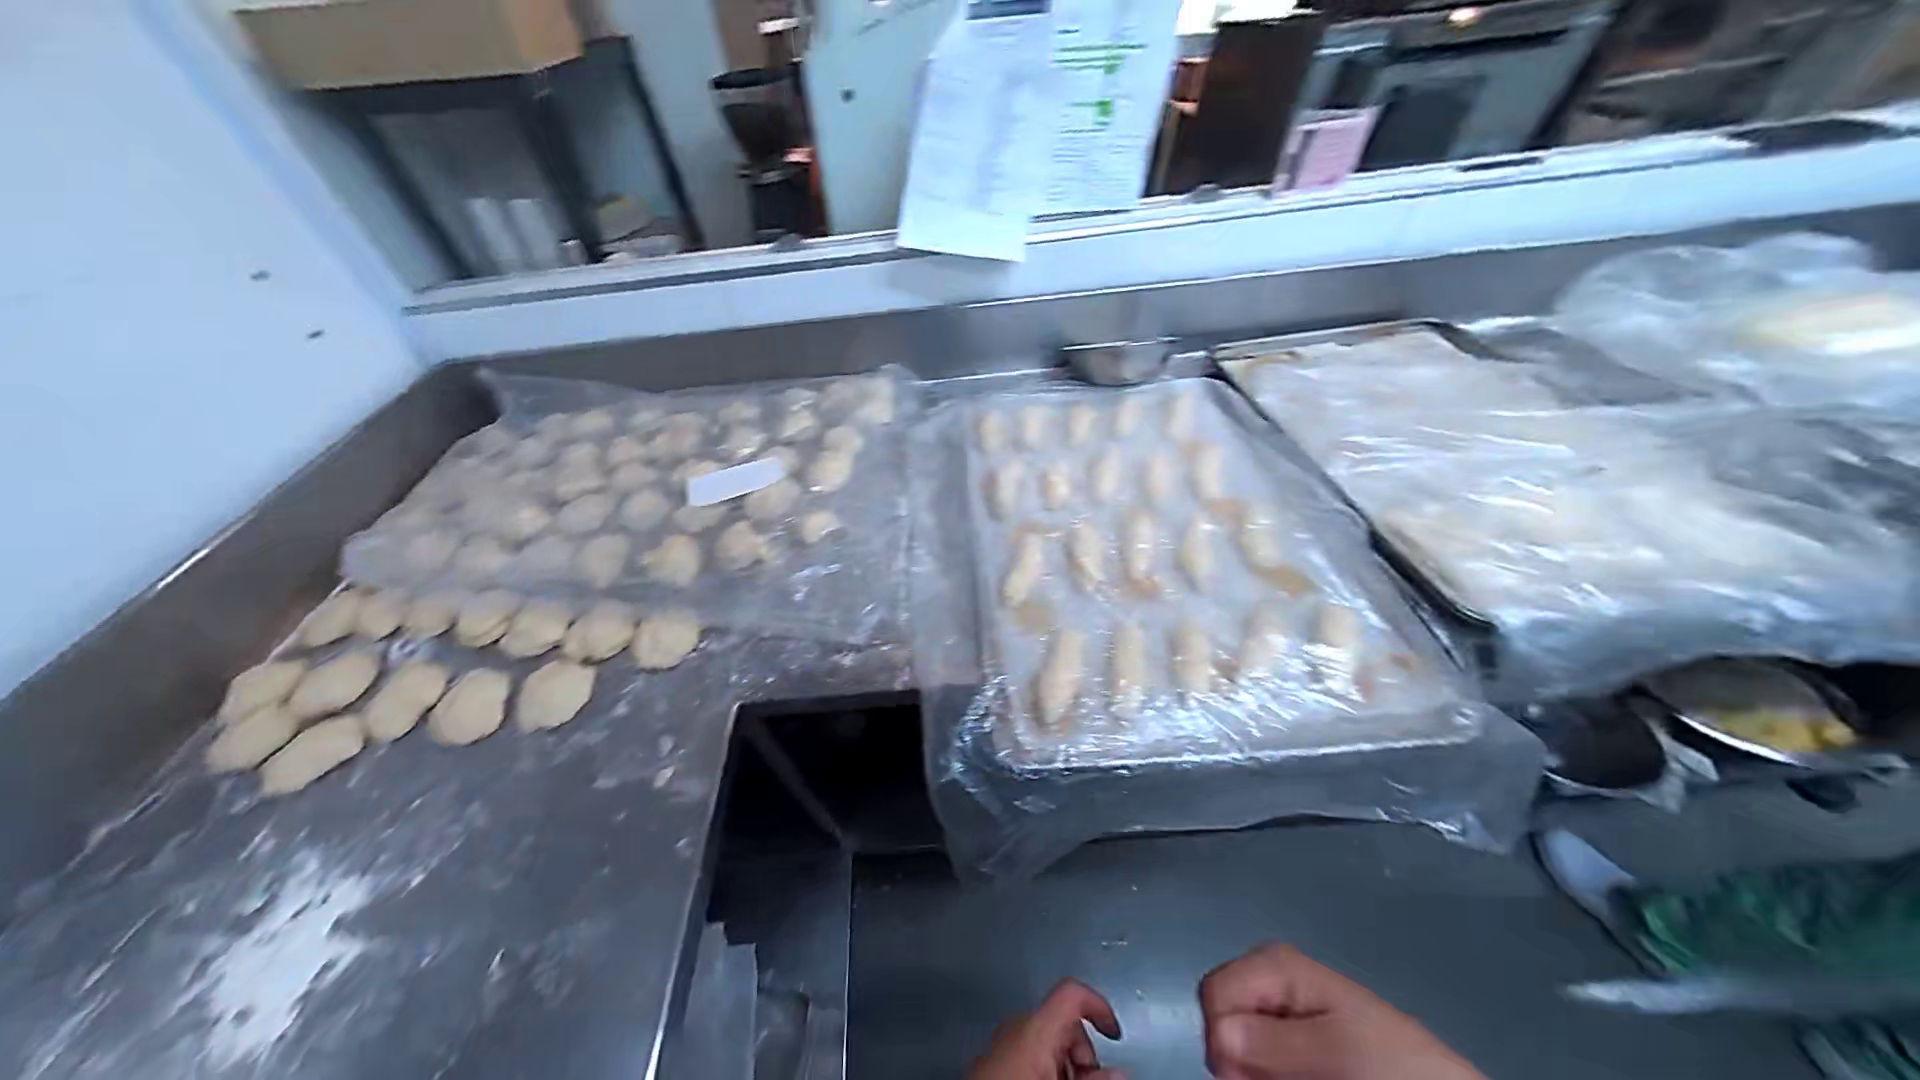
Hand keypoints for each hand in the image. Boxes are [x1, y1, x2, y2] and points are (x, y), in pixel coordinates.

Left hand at [968, 978, 1124, 1079]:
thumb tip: (1118, 1073)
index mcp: (1034, 1030)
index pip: (1071, 993)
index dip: (1098, 1006)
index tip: (1114, 1033)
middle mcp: (1016, 1028)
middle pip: (1063, 1023)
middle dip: (1084, 1055)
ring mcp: (1001, 1044)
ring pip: (1046, 1042)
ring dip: (1065, 1066)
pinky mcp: (992, 1063)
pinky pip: (1028, 1056)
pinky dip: (1045, 1071)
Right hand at [1199, 944, 1485, 1079]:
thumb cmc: (1391, 1066)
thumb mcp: (1335, 1052)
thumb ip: (1273, 1041)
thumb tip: (1219, 1037)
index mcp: (1272, 963)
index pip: (1213, 995)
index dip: (1224, 1038)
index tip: (1256, 1073)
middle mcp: (1266, 975)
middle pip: (1221, 1016)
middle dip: (1240, 1055)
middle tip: (1280, 1079)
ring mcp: (1276, 1004)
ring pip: (1234, 1039)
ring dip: (1253, 1066)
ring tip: (1296, 1079)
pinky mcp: (1286, 1033)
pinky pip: (1253, 1050)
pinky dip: (1265, 1070)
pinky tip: (1295, 1077)